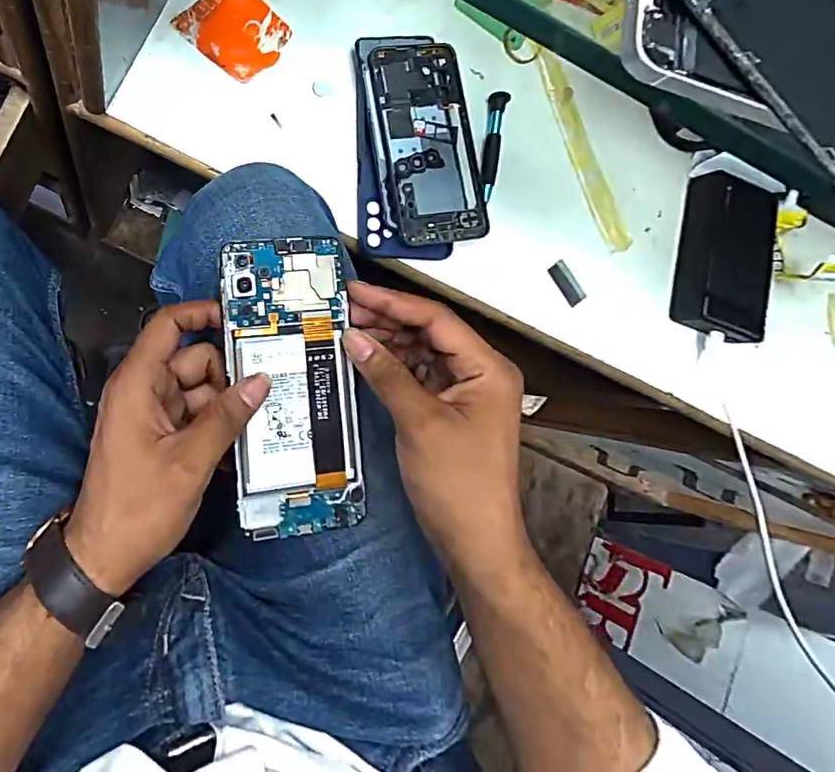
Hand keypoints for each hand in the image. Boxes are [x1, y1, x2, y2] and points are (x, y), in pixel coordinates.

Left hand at [66, 301, 268, 596]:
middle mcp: (143, 390)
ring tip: (243, 435)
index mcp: (137, 383)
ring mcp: (151, 412)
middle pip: (194, 360)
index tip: (236, 318)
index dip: (201, 313)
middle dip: (226, 378)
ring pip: (200, 389)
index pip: (168, 326)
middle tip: (256, 400)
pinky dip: (213, 424)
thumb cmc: (135, 510)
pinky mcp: (158, 433)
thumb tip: (259, 382)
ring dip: (223, 407)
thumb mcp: (190, 461)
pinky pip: (194, 413)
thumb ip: (227, 417)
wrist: (104, 556)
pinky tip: (230, 449)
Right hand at [344, 282, 528, 576]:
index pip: (435, 319)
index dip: (392, 302)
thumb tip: (355, 338)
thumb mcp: (419, 421)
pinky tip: (368, 358)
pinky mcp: (451, 407)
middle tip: (346, 311)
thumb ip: (386, 373)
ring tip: (350, 331)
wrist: (476, 541)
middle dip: (387, 319)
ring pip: (422, 350)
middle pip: (429, 331)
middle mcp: (481, 372)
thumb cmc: (460, 486)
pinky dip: (393, 364)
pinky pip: (419, 373)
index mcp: (487, 368)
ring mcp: (466, 390)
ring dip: (388, 341)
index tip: (357, 293)